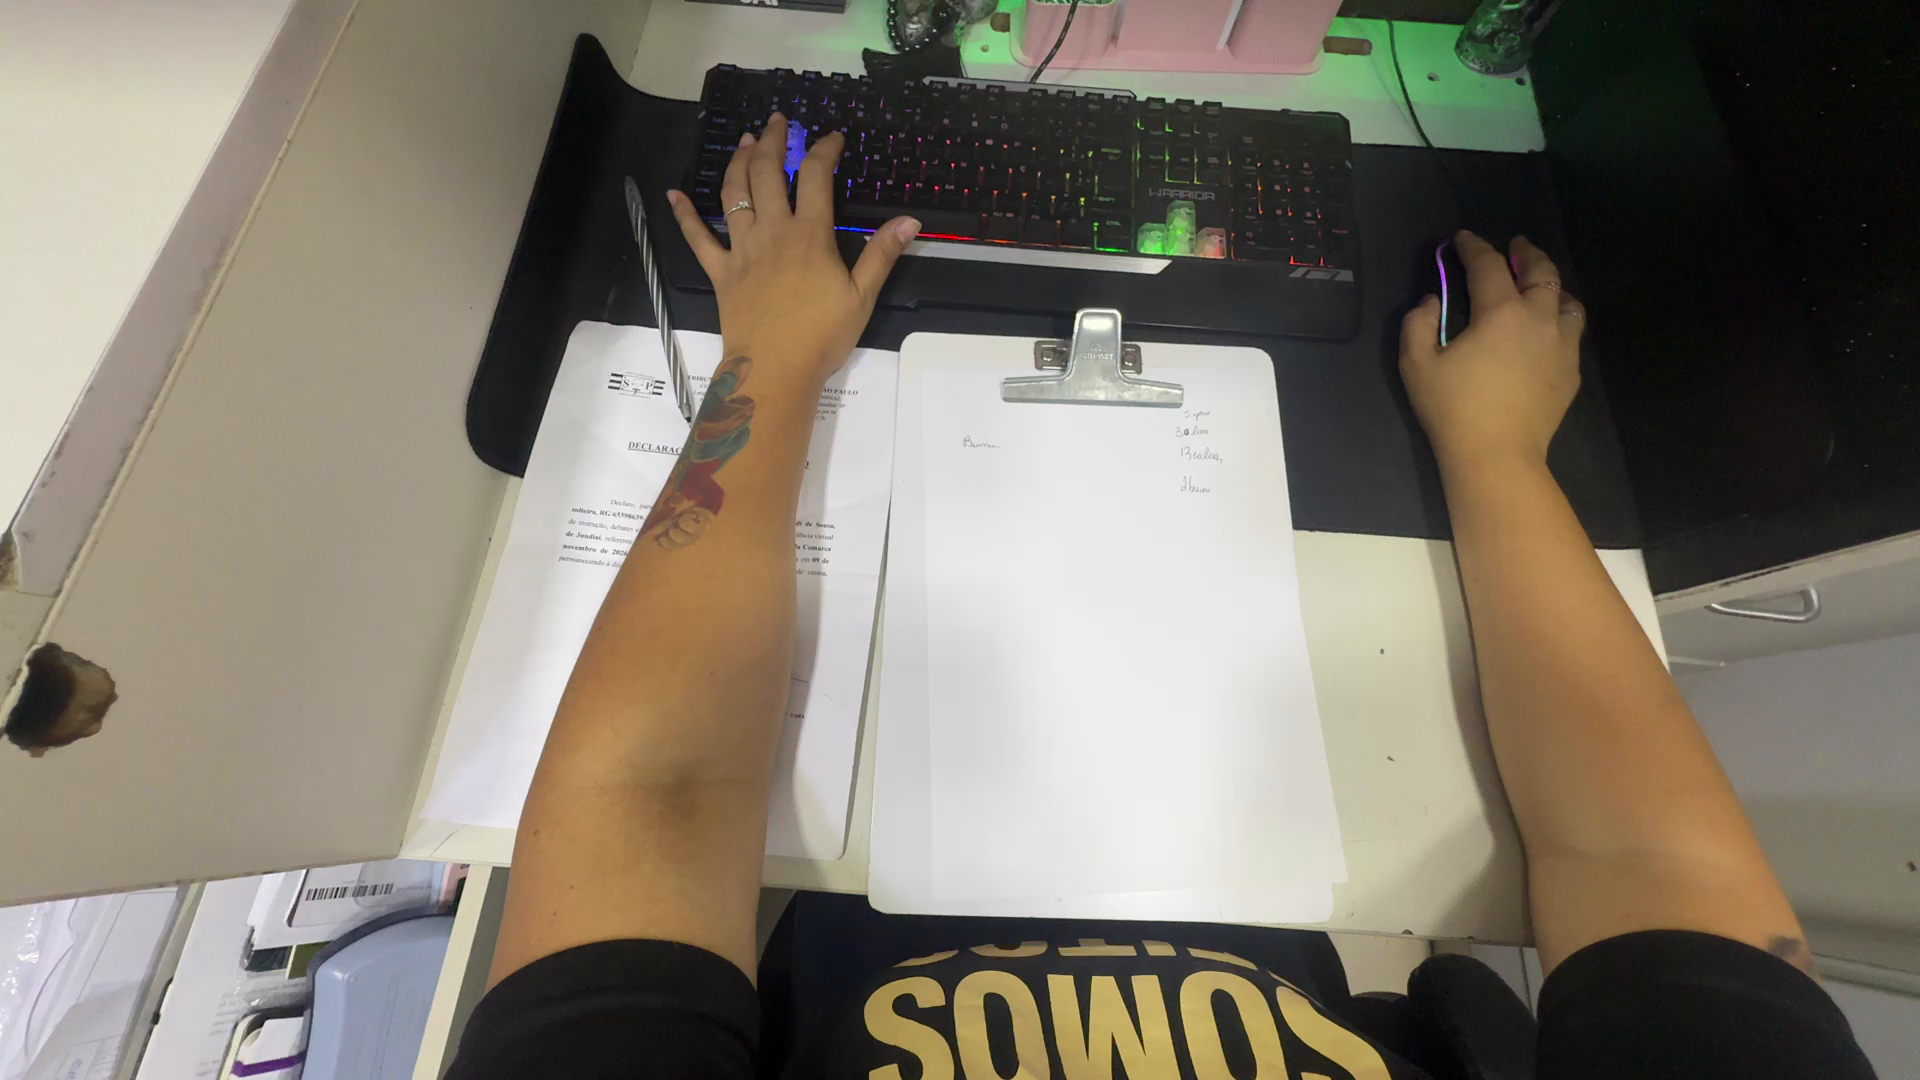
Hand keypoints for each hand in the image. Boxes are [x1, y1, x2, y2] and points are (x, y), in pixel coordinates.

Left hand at [667, 114, 919, 382]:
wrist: (776, 370)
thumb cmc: (822, 337)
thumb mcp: (862, 297)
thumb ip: (881, 255)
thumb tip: (909, 221)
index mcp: (810, 235)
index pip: (816, 176)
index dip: (824, 149)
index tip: (832, 138)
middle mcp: (773, 231)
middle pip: (767, 172)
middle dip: (772, 140)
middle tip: (776, 121)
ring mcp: (742, 249)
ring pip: (734, 193)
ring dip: (737, 161)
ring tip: (743, 141)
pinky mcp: (720, 272)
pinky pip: (698, 238)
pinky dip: (685, 214)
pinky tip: (674, 194)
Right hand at [1400, 232, 1586, 469]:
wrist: (1497, 452)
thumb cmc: (1451, 408)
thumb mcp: (1416, 366)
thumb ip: (1418, 325)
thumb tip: (1430, 301)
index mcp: (1499, 312)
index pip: (1487, 267)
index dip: (1473, 248)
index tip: (1462, 238)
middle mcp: (1538, 317)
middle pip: (1540, 272)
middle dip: (1525, 253)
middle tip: (1516, 245)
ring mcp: (1561, 342)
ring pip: (1565, 297)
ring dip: (1550, 282)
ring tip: (1538, 282)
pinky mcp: (1570, 367)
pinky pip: (1571, 327)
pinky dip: (1559, 313)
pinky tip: (1548, 323)